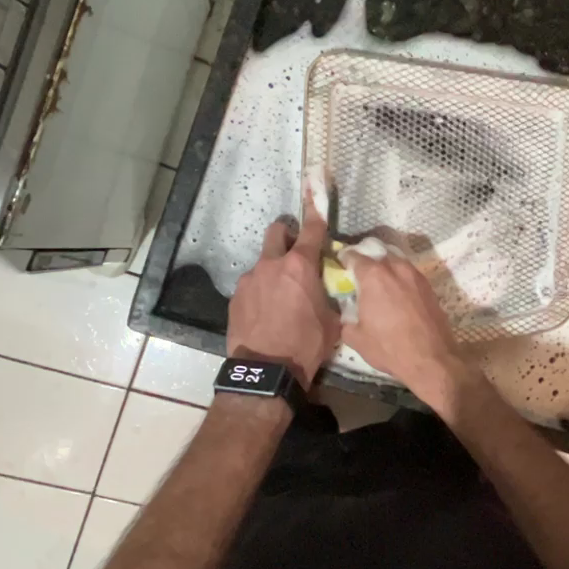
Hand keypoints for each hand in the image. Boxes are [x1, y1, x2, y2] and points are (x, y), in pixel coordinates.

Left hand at [226, 205, 340, 386]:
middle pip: (277, 231)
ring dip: (274, 269)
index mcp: (300, 267)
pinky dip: (262, 291)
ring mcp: (250, 280)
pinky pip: (252, 285)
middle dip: (287, 234)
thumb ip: (329, 296)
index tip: (317, 197)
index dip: (317, 212)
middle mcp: (272, 265)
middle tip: (297, 249)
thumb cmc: (306, 345)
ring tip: (282, 295)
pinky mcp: (236, 297)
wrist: (265, 371)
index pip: (312, 230)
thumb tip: (330, 289)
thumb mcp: (332, 321)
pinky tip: (268, 312)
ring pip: (264, 262)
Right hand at [341, 248, 470, 410]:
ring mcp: (415, 275)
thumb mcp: (356, 337)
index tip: (340, 264)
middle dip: (366, 259)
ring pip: (396, 260)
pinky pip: (409, 272)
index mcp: (373, 276)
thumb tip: (346, 313)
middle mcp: (395, 268)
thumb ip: (346, 318)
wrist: (430, 358)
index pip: (354, 256)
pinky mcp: (429, 286)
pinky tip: (397, 290)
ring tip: (380, 279)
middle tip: (359, 272)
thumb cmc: (389, 347)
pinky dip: (400, 276)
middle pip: (377, 253)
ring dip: (385, 265)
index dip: (344, 258)